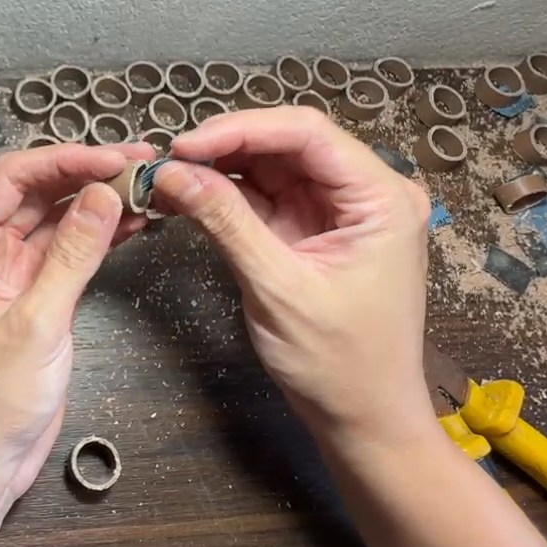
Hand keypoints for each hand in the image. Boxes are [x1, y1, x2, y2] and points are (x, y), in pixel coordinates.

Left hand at [0, 142, 152, 505]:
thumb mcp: (35, 322)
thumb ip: (72, 255)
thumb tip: (105, 194)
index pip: (12, 178)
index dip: (63, 159)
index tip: (114, 158)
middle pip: (38, 192)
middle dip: (87, 173)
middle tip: (144, 163)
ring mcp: (14, 272)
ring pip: (57, 219)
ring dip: (98, 202)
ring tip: (149, 187)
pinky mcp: (39, 296)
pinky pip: (70, 252)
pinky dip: (100, 237)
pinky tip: (136, 224)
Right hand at [152, 108, 435, 452]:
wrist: (361, 417)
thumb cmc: (338, 361)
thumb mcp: (277, 287)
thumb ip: (226, 222)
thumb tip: (172, 173)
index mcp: (380, 197)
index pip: (307, 134)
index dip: (241, 129)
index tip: (184, 146)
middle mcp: (361, 192)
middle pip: (285, 143)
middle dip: (224, 147)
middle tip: (168, 162)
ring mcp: (332, 209)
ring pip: (267, 166)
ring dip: (216, 168)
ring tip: (167, 177)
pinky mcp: (306, 228)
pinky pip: (259, 196)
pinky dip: (220, 195)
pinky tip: (184, 196)